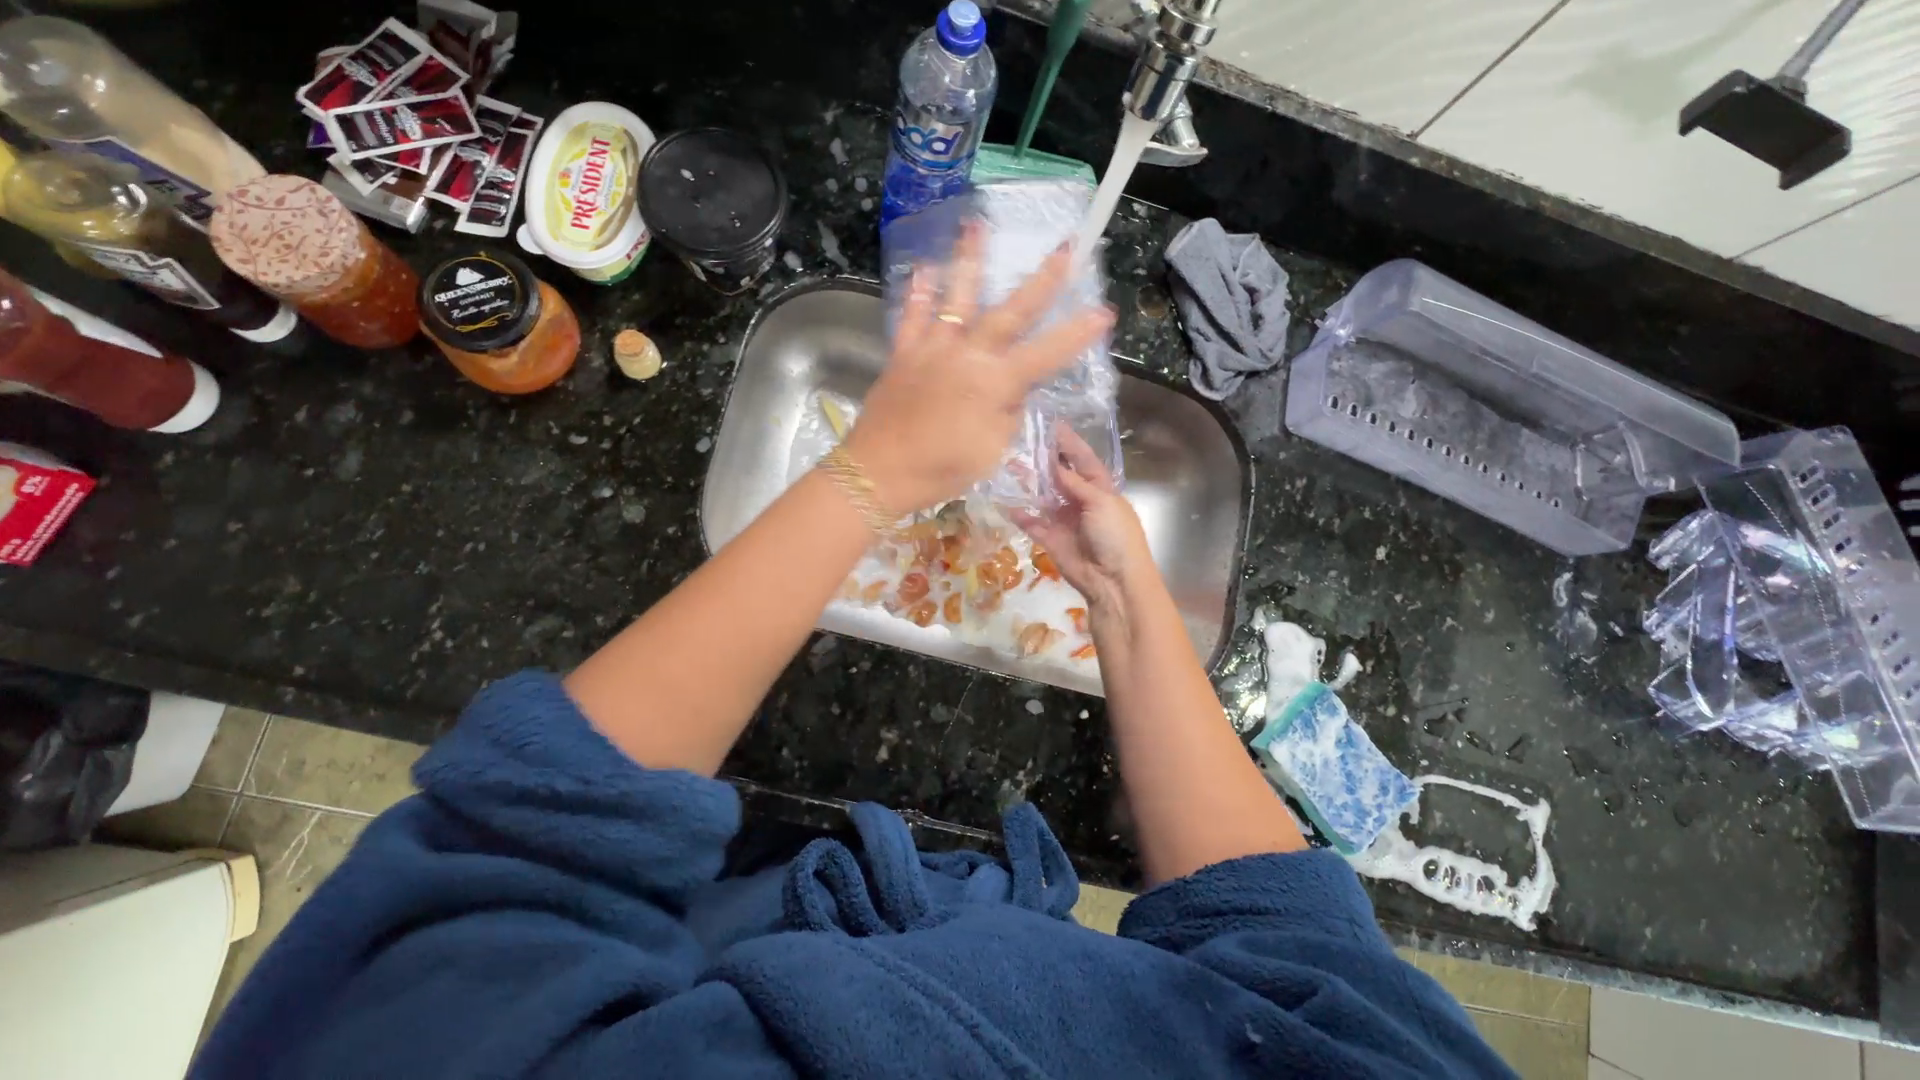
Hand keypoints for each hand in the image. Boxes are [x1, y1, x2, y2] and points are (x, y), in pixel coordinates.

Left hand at [843, 223, 1114, 515]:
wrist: (879, 470)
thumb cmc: (943, 468)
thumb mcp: (992, 449)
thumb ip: (1008, 413)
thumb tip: (1012, 390)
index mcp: (995, 383)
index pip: (1047, 354)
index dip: (1077, 334)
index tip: (1104, 311)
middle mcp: (968, 354)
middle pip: (1011, 311)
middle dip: (1043, 280)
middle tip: (1066, 248)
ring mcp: (933, 349)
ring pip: (957, 297)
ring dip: (970, 259)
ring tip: (976, 225)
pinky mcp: (904, 353)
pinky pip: (913, 317)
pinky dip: (919, 293)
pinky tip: (924, 269)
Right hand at [1013, 425, 1154, 612]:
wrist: (1113, 579)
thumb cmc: (1115, 535)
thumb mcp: (1100, 501)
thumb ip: (1074, 482)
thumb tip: (1053, 463)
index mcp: (1100, 489)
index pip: (1083, 460)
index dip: (1069, 443)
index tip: (1053, 425)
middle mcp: (1081, 501)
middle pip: (1059, 476)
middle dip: (1043, 461)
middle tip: (1023, 442)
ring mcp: (1064, 520)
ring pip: (1042, 497)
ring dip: (1028, 483)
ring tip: (1009, 466)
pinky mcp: (1050, 539)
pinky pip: (1032, 523)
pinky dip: (1019, 514)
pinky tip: (1004, 502)